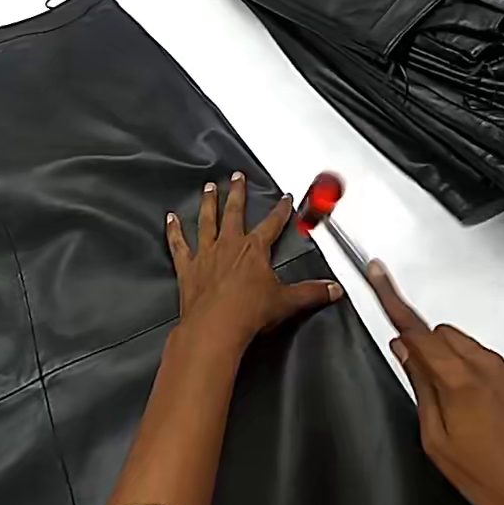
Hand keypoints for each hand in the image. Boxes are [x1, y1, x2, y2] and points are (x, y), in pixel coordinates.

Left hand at [166, 173, 340, 353]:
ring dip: (209, 203)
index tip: (285, 198)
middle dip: (238, 193)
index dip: (281, 210)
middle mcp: (229, 244)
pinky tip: (170, 219)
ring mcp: (206, 253)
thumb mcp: (286, 302)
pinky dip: (174, 231)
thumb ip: (311, 293)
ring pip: (207, 221)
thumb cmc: (249, 313)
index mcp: (254, 250)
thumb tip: (333, 291)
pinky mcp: (188, 267)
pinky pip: (179, 244)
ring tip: (209, 187)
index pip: (272, 224)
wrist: (215, 327)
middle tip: (237, 176)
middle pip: (234, 212)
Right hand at [369, 260, 503, 504]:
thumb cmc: (501, 487)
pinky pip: (489, 363)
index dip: (391, 297)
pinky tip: (485, 417)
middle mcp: (487, 367)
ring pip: (466, 346)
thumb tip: (404, 353)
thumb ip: (420, 388)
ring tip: (460, 413)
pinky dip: (476, 376)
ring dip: (452, 363)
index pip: (415, 328)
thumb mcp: (440, 444)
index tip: (379, 274)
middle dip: (426, 348)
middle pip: (440, 332)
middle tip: (423, 385)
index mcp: (459, 379)